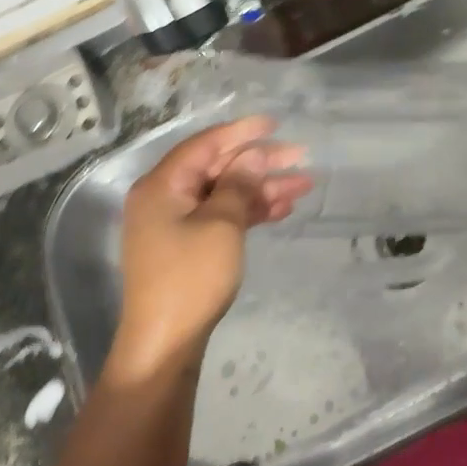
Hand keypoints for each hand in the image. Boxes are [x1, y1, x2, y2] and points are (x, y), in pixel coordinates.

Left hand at [116, 117, 311, 372]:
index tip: (276, 124)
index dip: (242, 132)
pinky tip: (282, 209)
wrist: (165, 341)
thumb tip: (252, 156)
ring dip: (262, 189)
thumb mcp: (221, 225)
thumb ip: (238, 185)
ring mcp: (175, 224)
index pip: (205, 145)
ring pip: (224, 194)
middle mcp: (164, 198)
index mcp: (162, 185)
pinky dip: (250, 212)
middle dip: (260, 163)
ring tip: (304, 186)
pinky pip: (222, 217)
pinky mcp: (187, 246)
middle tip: (301, 158)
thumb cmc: (191, 277)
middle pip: (217, 168)